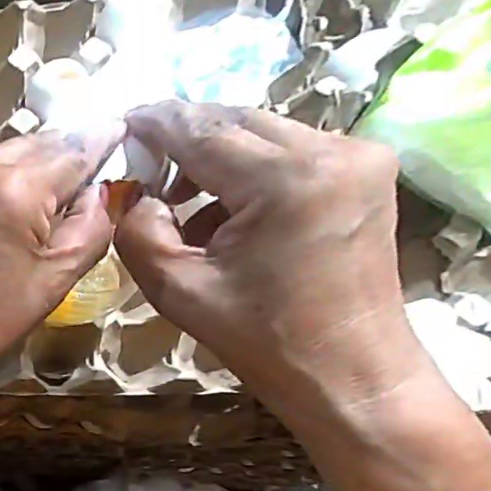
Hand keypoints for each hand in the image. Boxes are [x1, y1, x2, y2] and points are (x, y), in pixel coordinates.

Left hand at [0, 125, 124, 402]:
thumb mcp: (56, 278)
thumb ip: (93, 225)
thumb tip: (104, 190)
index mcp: (17, 187)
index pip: (77, 147)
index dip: (105, 143)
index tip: (124, 135)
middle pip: (42, 143)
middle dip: (69, 155)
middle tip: (89, 178)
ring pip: (8, 153)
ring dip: (34, 166)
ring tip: (49, 199)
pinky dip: (2, 178)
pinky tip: (7, 210)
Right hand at [113, 102, 431, 420]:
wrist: (348, 370)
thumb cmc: (260, 338)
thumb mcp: (176, 290)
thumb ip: (140, 232)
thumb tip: (139, 194)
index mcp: (287, 181)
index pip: (203, 131)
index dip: (156, 123)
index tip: (122, 120)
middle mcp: (334, 150)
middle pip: (236, 121)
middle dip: (185, 138)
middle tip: (144, 164)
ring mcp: (360, 156)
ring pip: (263, 133)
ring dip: (216, 156)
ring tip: (181, 199)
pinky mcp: (367, 171)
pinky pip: (290, 151)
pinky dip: (249, 171)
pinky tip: (226, 212)